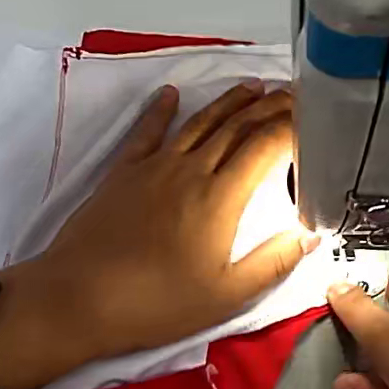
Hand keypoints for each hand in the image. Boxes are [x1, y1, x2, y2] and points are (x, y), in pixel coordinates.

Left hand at [0, 83, 314, 388]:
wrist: (77, 299)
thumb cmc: (157, 302)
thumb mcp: (227, 295)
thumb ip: (273, 261)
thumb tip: (310, 234)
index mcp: (220, 197)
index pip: (264, 146)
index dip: (290, 126)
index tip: (311, 117)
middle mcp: (190, 170)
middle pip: (236, 126)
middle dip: (268, 106)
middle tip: (292, 93)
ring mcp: (154, 166)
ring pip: (199, 122)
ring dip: (228, 101)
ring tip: (252, 87)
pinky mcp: (123, 172)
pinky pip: (147, 131)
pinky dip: (160, 109)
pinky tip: (170, 93)